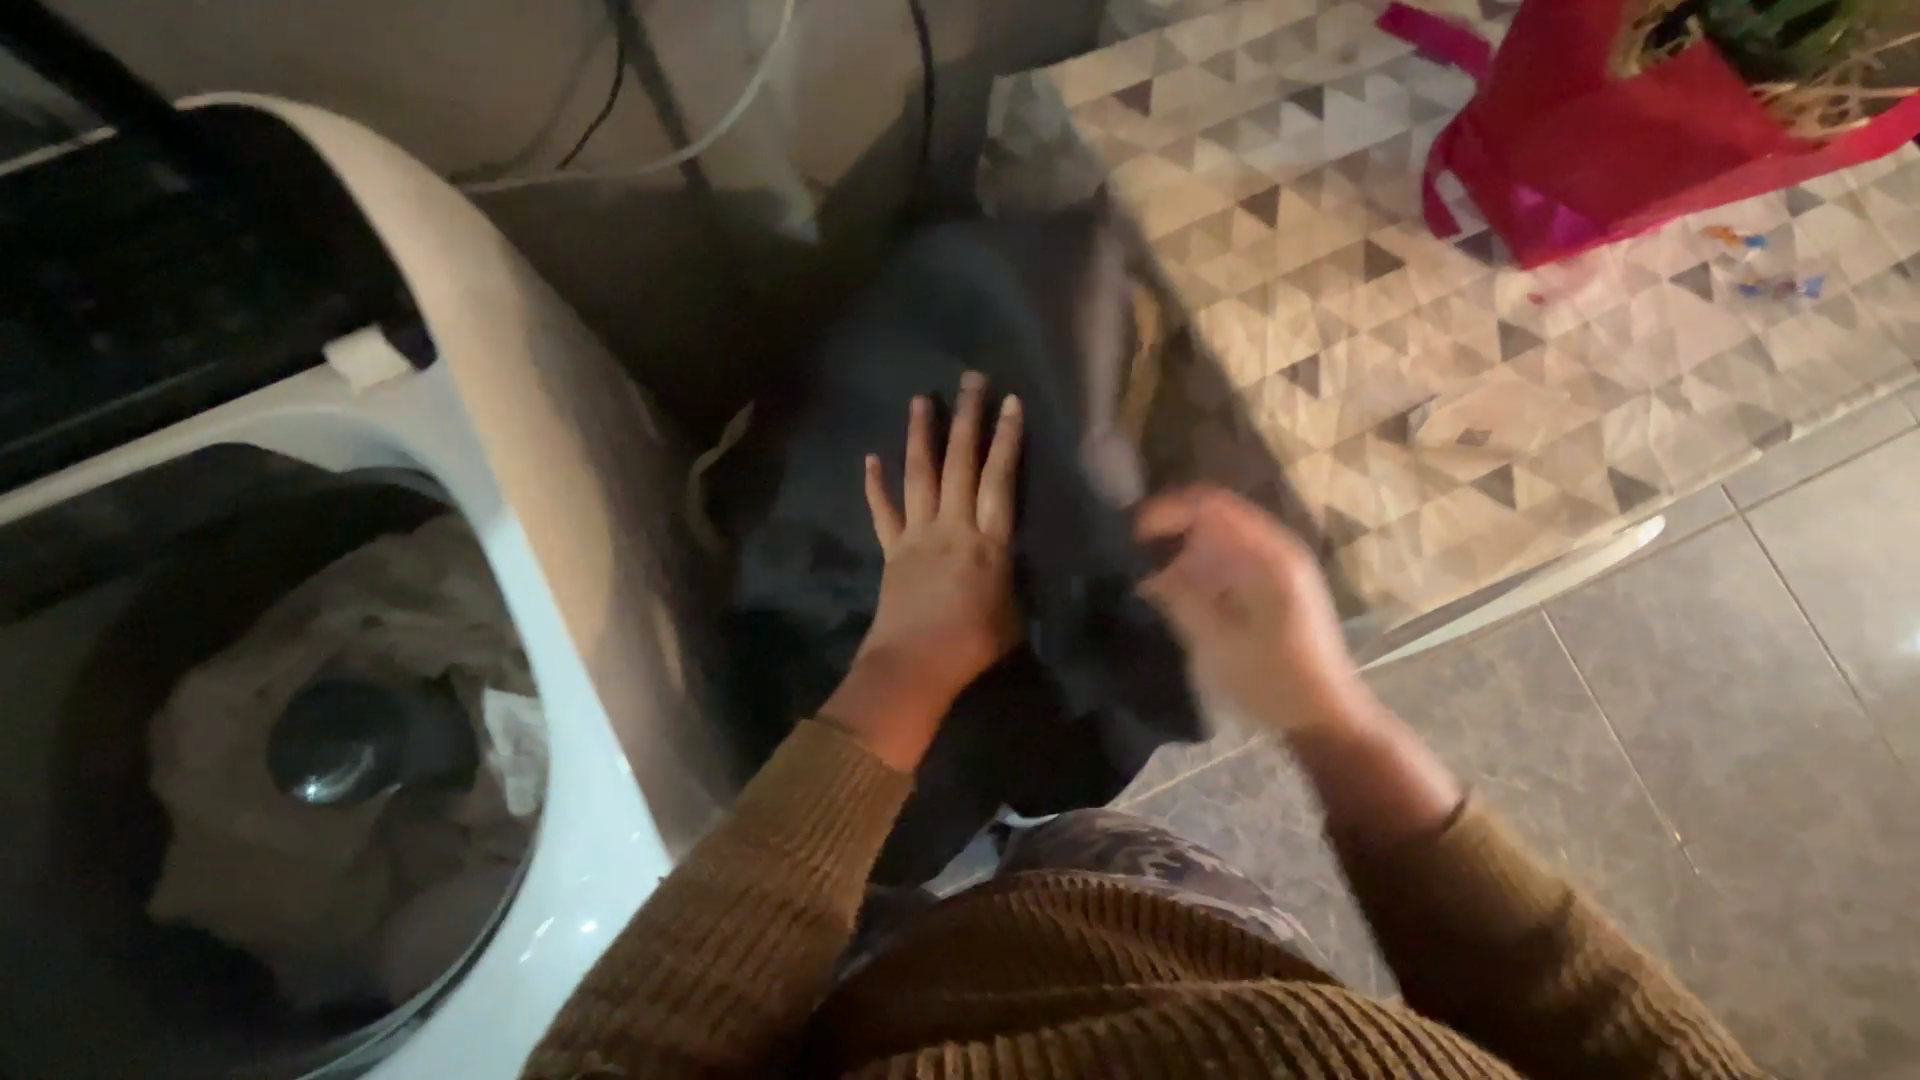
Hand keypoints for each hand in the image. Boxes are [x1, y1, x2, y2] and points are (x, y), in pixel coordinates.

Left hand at [819, 372, 1023, 770]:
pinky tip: (870, 458)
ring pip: (920, 476)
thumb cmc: (972, 645)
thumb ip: (1013, 577)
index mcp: (989, 541)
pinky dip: (875, 485)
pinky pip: (883, 511)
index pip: (1000, 479)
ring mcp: (917, 535)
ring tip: (921, 399)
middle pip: (960, 464)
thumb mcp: (1014, 613)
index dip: (1007, 439)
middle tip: (971, 380)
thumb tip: (1012, 559)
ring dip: (921, 436)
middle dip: (968, 419)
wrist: (914, 665)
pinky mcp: (891, 550)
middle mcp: (952, 526)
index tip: (1011, 402)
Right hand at [1136, 487, 1374, 736]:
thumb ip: (1180, 598)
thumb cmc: (1273, 679)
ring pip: (1219, 539)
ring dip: (1182, 549)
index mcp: (1268, 554)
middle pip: (1214, 516)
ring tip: (1145, 572)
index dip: (1166, 511)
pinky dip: (1199, 568)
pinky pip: (1229, 561)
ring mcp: (1277, 568)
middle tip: (1131, 551)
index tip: (1130, 534)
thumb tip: (1144, 573)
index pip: (1210, 505)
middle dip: (1170, 528)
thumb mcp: (1217, 640)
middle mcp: (1275, 549)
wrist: (1325, 717)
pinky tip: (1175, 591)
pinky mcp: (1273, 588)